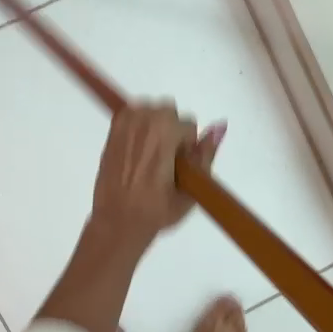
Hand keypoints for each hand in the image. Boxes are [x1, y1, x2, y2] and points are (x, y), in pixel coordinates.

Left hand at [88, 102, 223, 247]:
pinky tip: (137, 153)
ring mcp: (124, 123)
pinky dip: (138, 128)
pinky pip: (132, 116)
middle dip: (172, 132)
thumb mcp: (190, 188)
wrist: (117, 220)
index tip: (179, 167)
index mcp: (165, 130)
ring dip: (154, 128)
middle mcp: (143, 119)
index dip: (188, 147)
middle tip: (166, 161)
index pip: (189, 125)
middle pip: (168, 112)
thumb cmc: (157, 210)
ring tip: (151, 158)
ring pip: (149, 111)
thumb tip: (220, 125)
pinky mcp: (111, 131)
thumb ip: (205, 154)